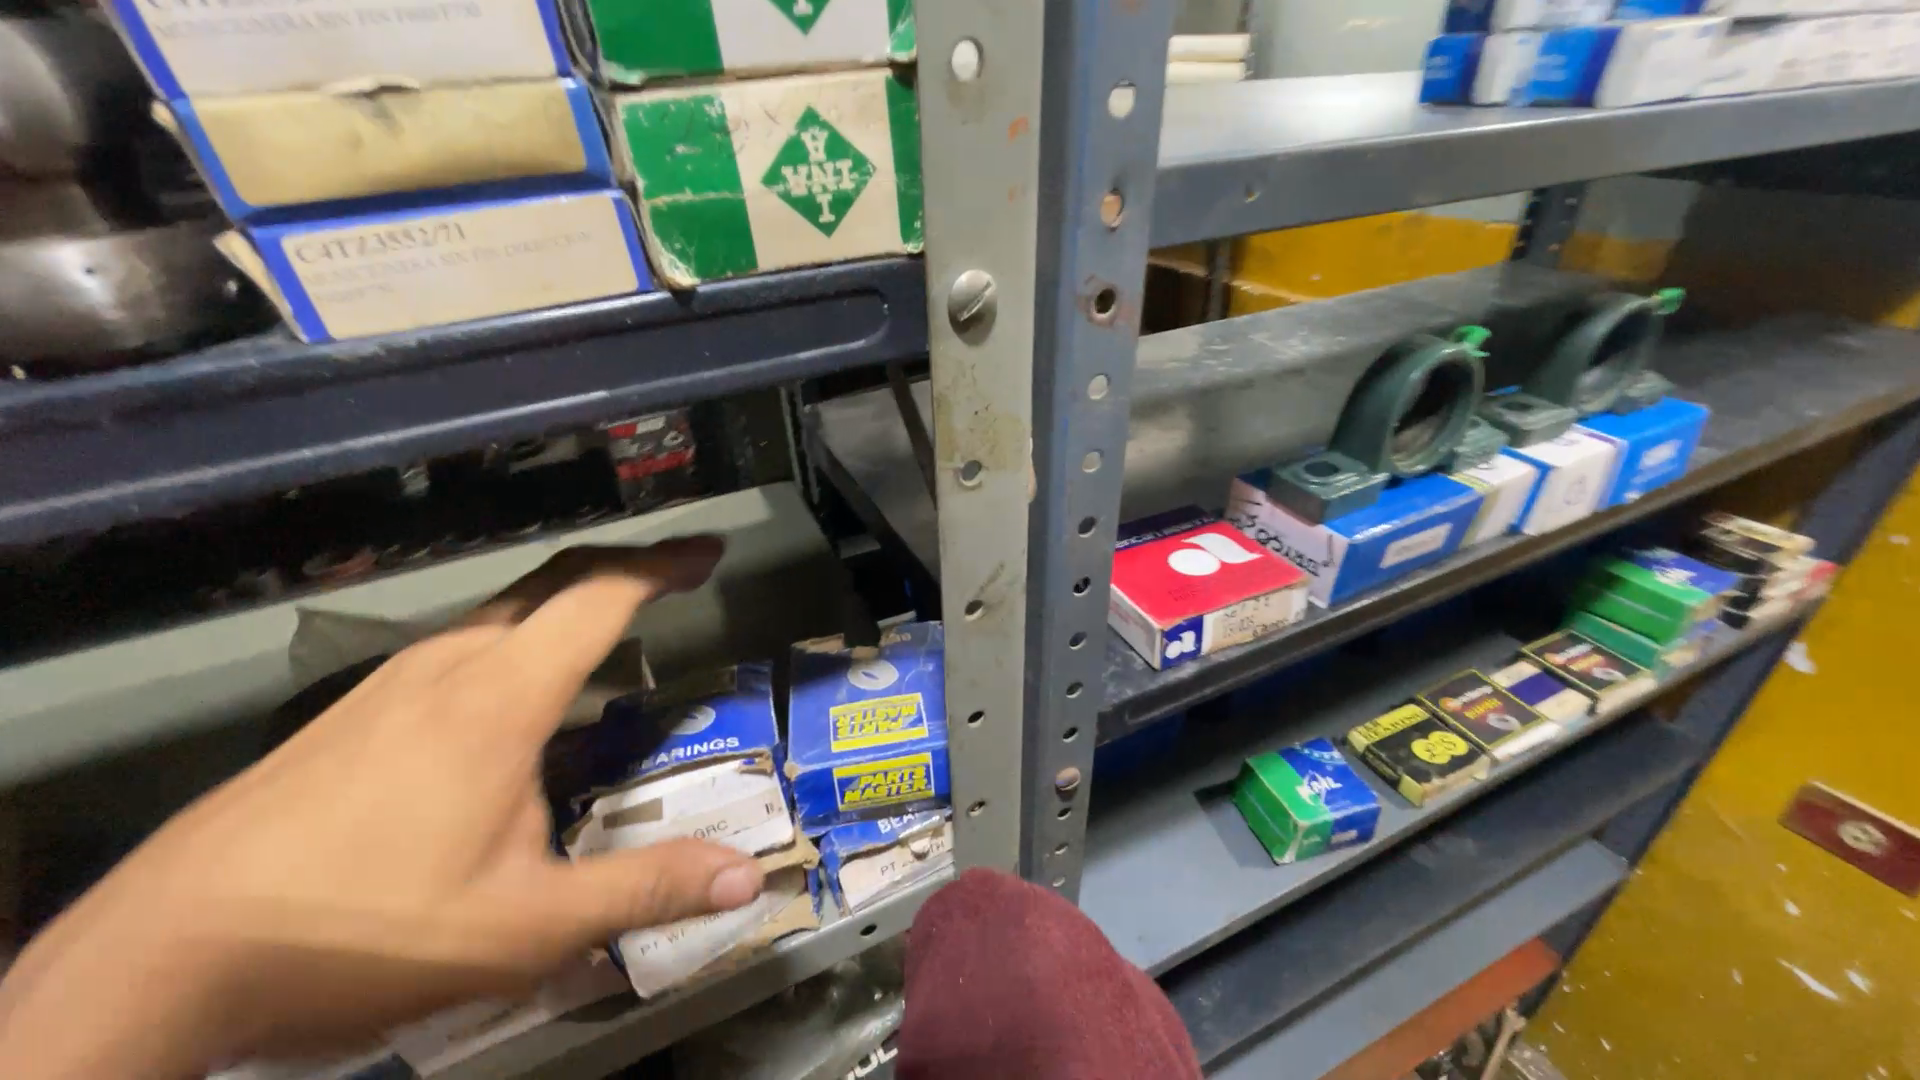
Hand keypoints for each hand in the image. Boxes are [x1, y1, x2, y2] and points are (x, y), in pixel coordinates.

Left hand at [0, 539, 763, 1079]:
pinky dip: (520, 646)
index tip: (711, 552)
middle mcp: (448, 665)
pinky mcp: (353, 712)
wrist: (158, 958)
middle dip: (624, 570)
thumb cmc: (362, 928)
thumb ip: (643, 890)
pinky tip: (515, 710)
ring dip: (568, 611)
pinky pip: (462, 651)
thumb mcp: (524, 927)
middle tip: (678, 578)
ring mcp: (391, 683)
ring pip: (502, 617)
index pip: (599, 596)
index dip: (663, 566)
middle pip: (552, 584)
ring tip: (612, 644)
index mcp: (500, 696)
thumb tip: (748, 878)